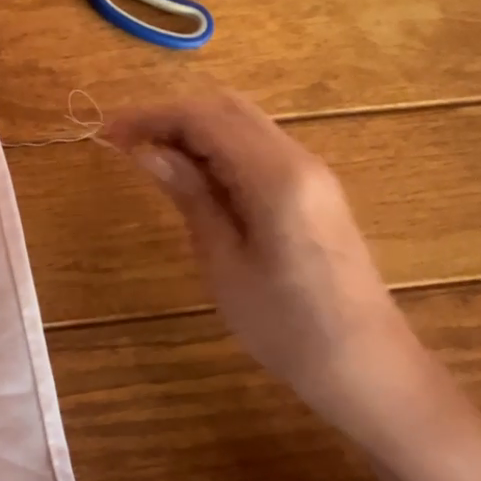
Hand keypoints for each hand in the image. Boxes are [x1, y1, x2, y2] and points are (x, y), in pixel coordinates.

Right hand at [106, 90, 429, 437]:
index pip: (203, 117)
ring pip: (241, 122)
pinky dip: (215, 146)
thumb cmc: (287, 327)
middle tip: (123, 142)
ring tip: (147, 156)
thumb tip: (145, 150)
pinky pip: (256, 146)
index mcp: (275, 177)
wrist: (373, 373)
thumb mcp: (223, 262)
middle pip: (224, 108)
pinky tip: (190, 175)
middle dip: (168, 115)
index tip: (107, 135)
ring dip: (191, 128)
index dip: (149, 117)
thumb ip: (189, 195)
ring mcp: (312, 174)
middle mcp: (298, 160)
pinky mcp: (314, 191)